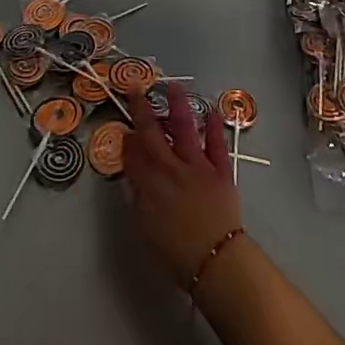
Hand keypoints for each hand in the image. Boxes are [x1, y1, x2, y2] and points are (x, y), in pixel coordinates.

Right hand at [123, 82, 241, 283]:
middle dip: (142, 109)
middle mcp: (172, 168)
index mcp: (150, 185)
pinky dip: (214, 126)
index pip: (133, 155)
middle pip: (153, 134)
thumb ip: (139, 198)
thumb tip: (135, 177)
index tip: (123, 126)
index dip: (127, 140)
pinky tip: (211, 111)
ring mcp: (198, 165)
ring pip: (185, 128)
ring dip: (178, 106)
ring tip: (174, 86)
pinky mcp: (221, 168)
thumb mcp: (145, 228)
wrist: (214, 258)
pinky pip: (216, 143)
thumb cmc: (175, 252)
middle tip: (136, 88)